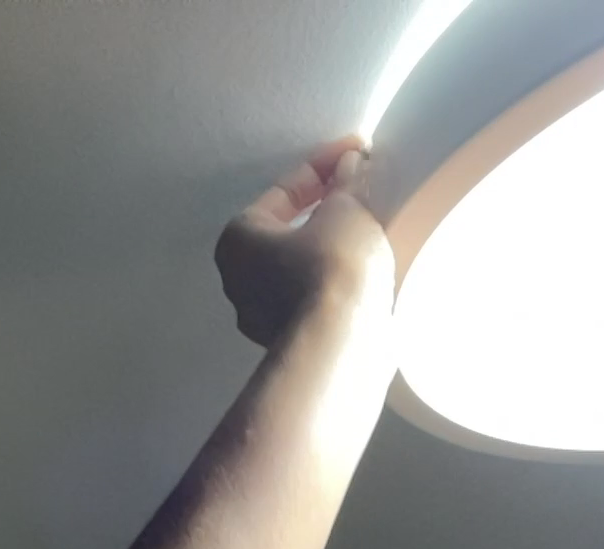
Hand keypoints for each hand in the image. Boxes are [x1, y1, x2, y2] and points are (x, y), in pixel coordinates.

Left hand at [216, 136, 394, 346]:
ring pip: (296, 266)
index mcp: (237, 240)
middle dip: (322, 209)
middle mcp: (237, 280)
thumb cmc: (330, 266)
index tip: (358, 150)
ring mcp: (257, 316)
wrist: (336, 343)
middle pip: (285, 231)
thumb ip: (345, 184)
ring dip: (327, 246)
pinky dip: (330, 279)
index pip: (284, 191)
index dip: (325, 164)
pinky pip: (308, 296)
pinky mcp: (284, 340)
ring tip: (366, 227)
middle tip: (361, 188)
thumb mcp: (345, 210)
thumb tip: (348, 166)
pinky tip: (359, 270)